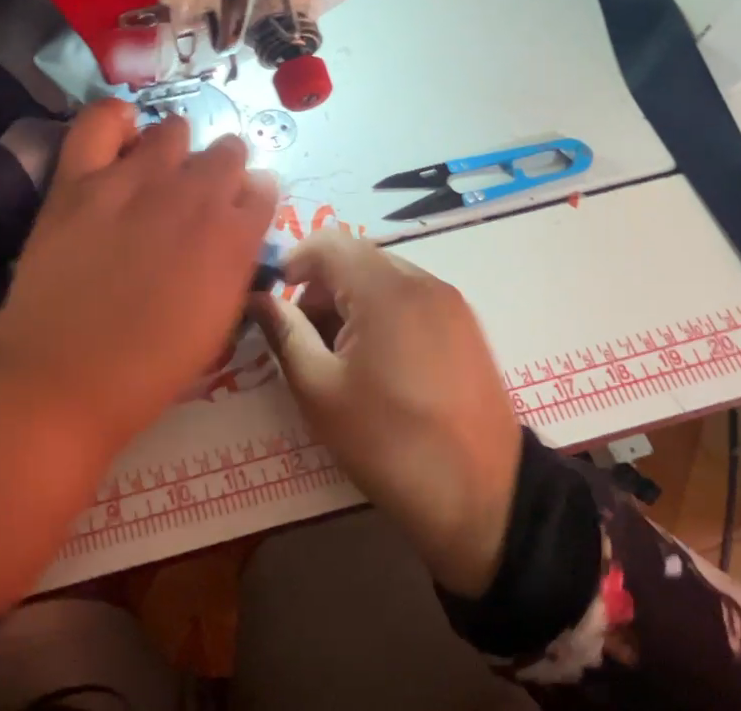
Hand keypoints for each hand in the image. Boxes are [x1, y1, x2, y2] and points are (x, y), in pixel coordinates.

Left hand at [0, 98, 280, 437]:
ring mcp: (136, 180)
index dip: (250, 199)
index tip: (237, 212)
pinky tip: (121, 132)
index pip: (261, 191)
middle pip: (226, 154)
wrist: (65, 376)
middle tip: (196, 197)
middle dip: (220, 170)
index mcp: (234, 239)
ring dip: (175, 148)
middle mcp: (196, 196)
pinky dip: (115, 120)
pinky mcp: (81, 178)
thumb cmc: (148, 371)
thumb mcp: (216, 325)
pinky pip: (101, 120)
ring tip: (158, 169)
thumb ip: (233, 268)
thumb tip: (234, 232)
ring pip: (174, 131)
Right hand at [252, 232, 523, 597]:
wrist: (481, 498)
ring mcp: (451, 304)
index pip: (329, 241)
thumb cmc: (387, 442)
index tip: (274, 300)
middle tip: (304, 339)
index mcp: (387, 290)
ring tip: (340, 359)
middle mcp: (424, 282)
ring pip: (385, 279)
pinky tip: (378, 366)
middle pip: (358, 257)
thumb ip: (285, 333)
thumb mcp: (319, 391)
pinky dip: (383, 314)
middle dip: (320, 287)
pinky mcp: (467, 328)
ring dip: (351, 301)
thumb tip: (258, 299)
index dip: (293, 261)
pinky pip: (412, 300)